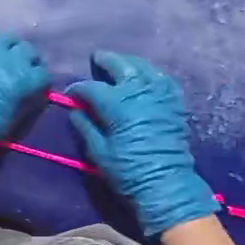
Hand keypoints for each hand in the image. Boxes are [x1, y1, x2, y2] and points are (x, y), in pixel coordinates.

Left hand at [0, 33, 49, 164]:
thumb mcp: (17, 118)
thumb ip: (28, 101)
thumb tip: (34, 92)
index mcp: (26, 80)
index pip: (42, 72)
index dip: (39, 79)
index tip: (36, 84)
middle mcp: (12, 61)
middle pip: (27, 50)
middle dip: (26, 59)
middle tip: (20, 68)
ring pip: (6, 39)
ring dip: (7, 48)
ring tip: (2, 57)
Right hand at [66, 51, 217, 236]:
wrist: (166, 185)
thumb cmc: (127, 171)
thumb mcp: (98, 151)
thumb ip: (86, 126)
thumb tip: (76, 110)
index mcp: (118, 105)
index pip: (92, 87)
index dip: (78, 89)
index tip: (70, 94)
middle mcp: (140, 93)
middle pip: (121, 66)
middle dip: (105, 61)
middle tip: (95, 60)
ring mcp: (160, 95)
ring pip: (143, 67)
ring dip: (128, 63)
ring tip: (118, 64)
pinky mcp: (174, 103)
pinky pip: (161, 79)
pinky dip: (149, 73)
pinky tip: (143, 76)